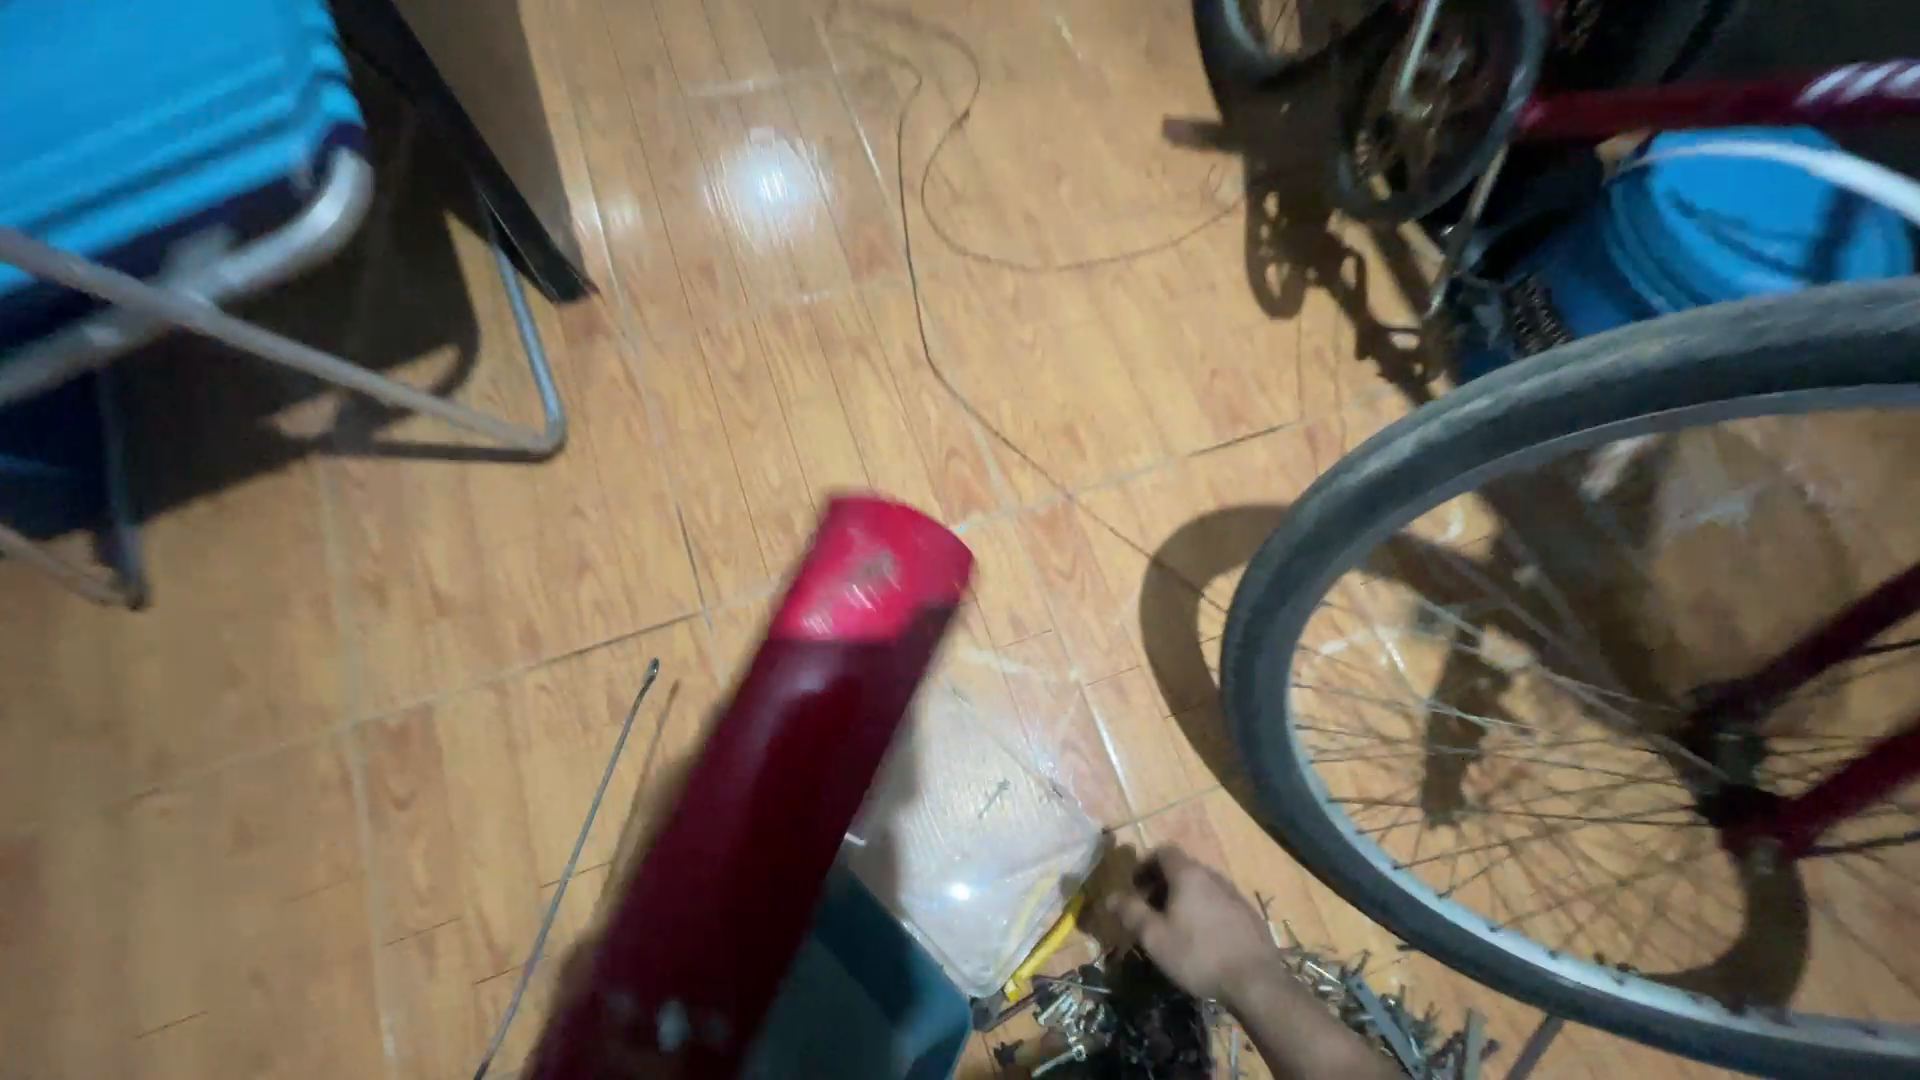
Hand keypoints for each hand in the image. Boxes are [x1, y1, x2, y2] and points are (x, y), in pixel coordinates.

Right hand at [1106, 846, 1278, 1004]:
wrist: (1257, 982)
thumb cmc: (1198, 954)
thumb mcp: (1154, 937)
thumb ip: (1130, 912)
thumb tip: (1109, 897)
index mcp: (1188, 874)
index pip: (1163, 851)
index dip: (1145, 864)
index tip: (1135, 887)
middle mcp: (1213, 876)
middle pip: (1182, 869)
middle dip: (1162, 884)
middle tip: (1151, 911)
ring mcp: (1234, 895)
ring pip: (1202, 887)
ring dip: (1184, 899)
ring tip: (1176, 928)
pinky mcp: (1249, 915)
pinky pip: (1219, 903)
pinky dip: (1205, 912)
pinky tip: (1204, 941)